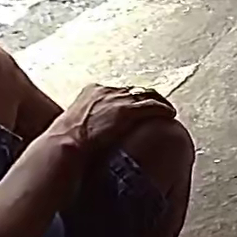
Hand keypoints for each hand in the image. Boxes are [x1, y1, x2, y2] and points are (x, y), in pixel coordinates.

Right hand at [42, 84, 175, 157]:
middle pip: (135, 90)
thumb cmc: (68, 142)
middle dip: (148, 98)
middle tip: (159, 107)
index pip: (119, 90)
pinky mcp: (127, 110)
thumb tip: (97, 133)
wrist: (65, 145)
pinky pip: (153, 106)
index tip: (139, 105)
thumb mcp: (77, 124)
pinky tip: (171, 115)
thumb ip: (91, 121)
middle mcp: (106, 90)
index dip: (131, 98)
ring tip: (168, 111)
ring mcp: (117, 99)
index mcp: (92, 91)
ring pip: (148, 95)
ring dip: (160, 102)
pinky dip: (163, 109)